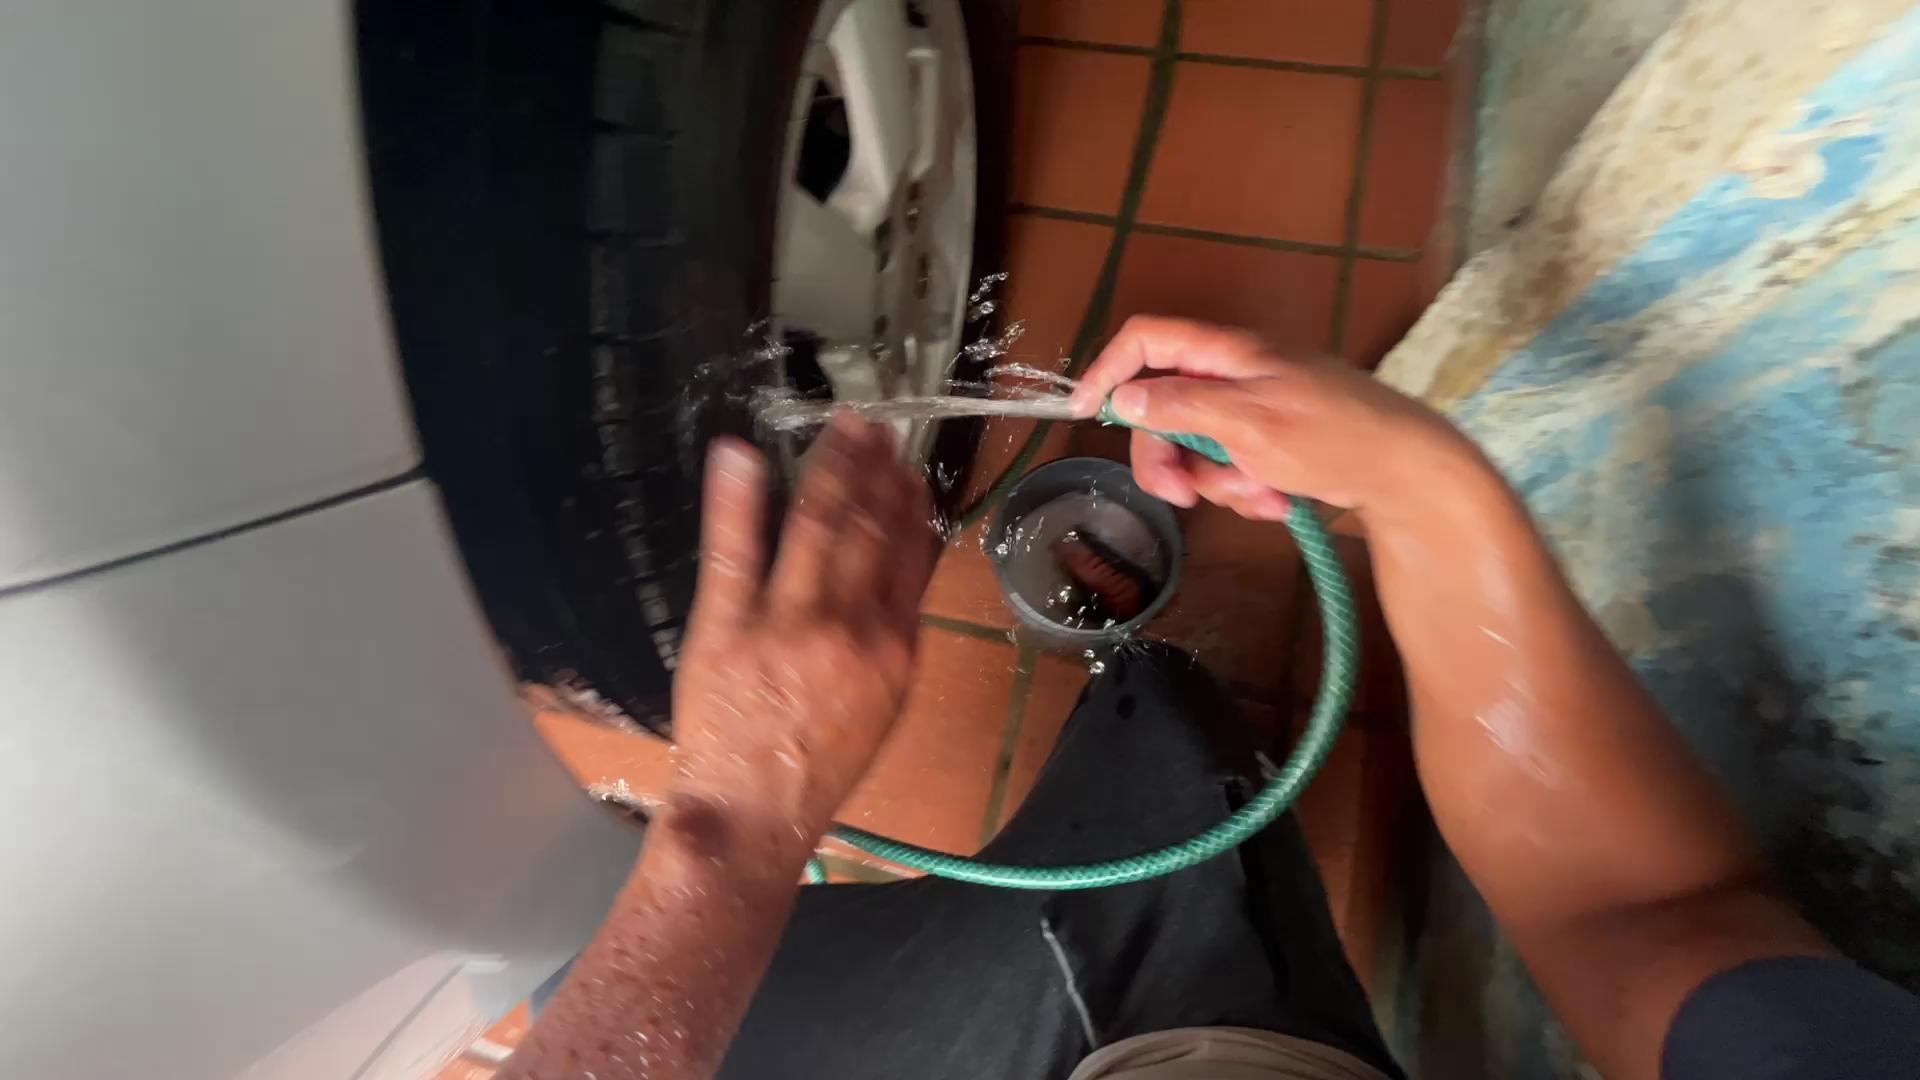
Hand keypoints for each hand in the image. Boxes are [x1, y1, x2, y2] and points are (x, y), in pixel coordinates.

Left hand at [670, 414, 939, 837]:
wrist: (757, 812)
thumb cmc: (825, 762)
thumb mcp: (887, 702)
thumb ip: (898, 634)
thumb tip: (904, 573)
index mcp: (893, 644)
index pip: (911, 554)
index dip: (910, 504)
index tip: (908, 470)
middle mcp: (848, 624)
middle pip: (869, 528)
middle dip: (875, 469)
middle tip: (878, 428)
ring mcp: (785, 622)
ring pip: (815, 526)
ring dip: (831, 468)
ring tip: (842, 426)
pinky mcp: (725, 626)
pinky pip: (734, 552)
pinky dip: (736, 499)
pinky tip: (740, 453)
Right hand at [1068, 316, 1474, 524]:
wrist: (1404, 473)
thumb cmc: (1331, 436)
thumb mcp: (1247, 421)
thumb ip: (1181, 406)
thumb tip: (1123, 396)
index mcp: (1224, 356)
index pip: (1146, 342)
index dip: (1109, 370)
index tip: (1085, 413)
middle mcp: (1228, 377)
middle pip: (1160, 411)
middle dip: (1168, 459)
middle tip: (1183, 498)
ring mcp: (1245, 411)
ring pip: (1191, 447)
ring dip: (1217, 482)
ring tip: (1261, 495)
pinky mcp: (1261, 441)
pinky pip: (1224, 466)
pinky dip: (1242, 488)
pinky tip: (1275, 497)